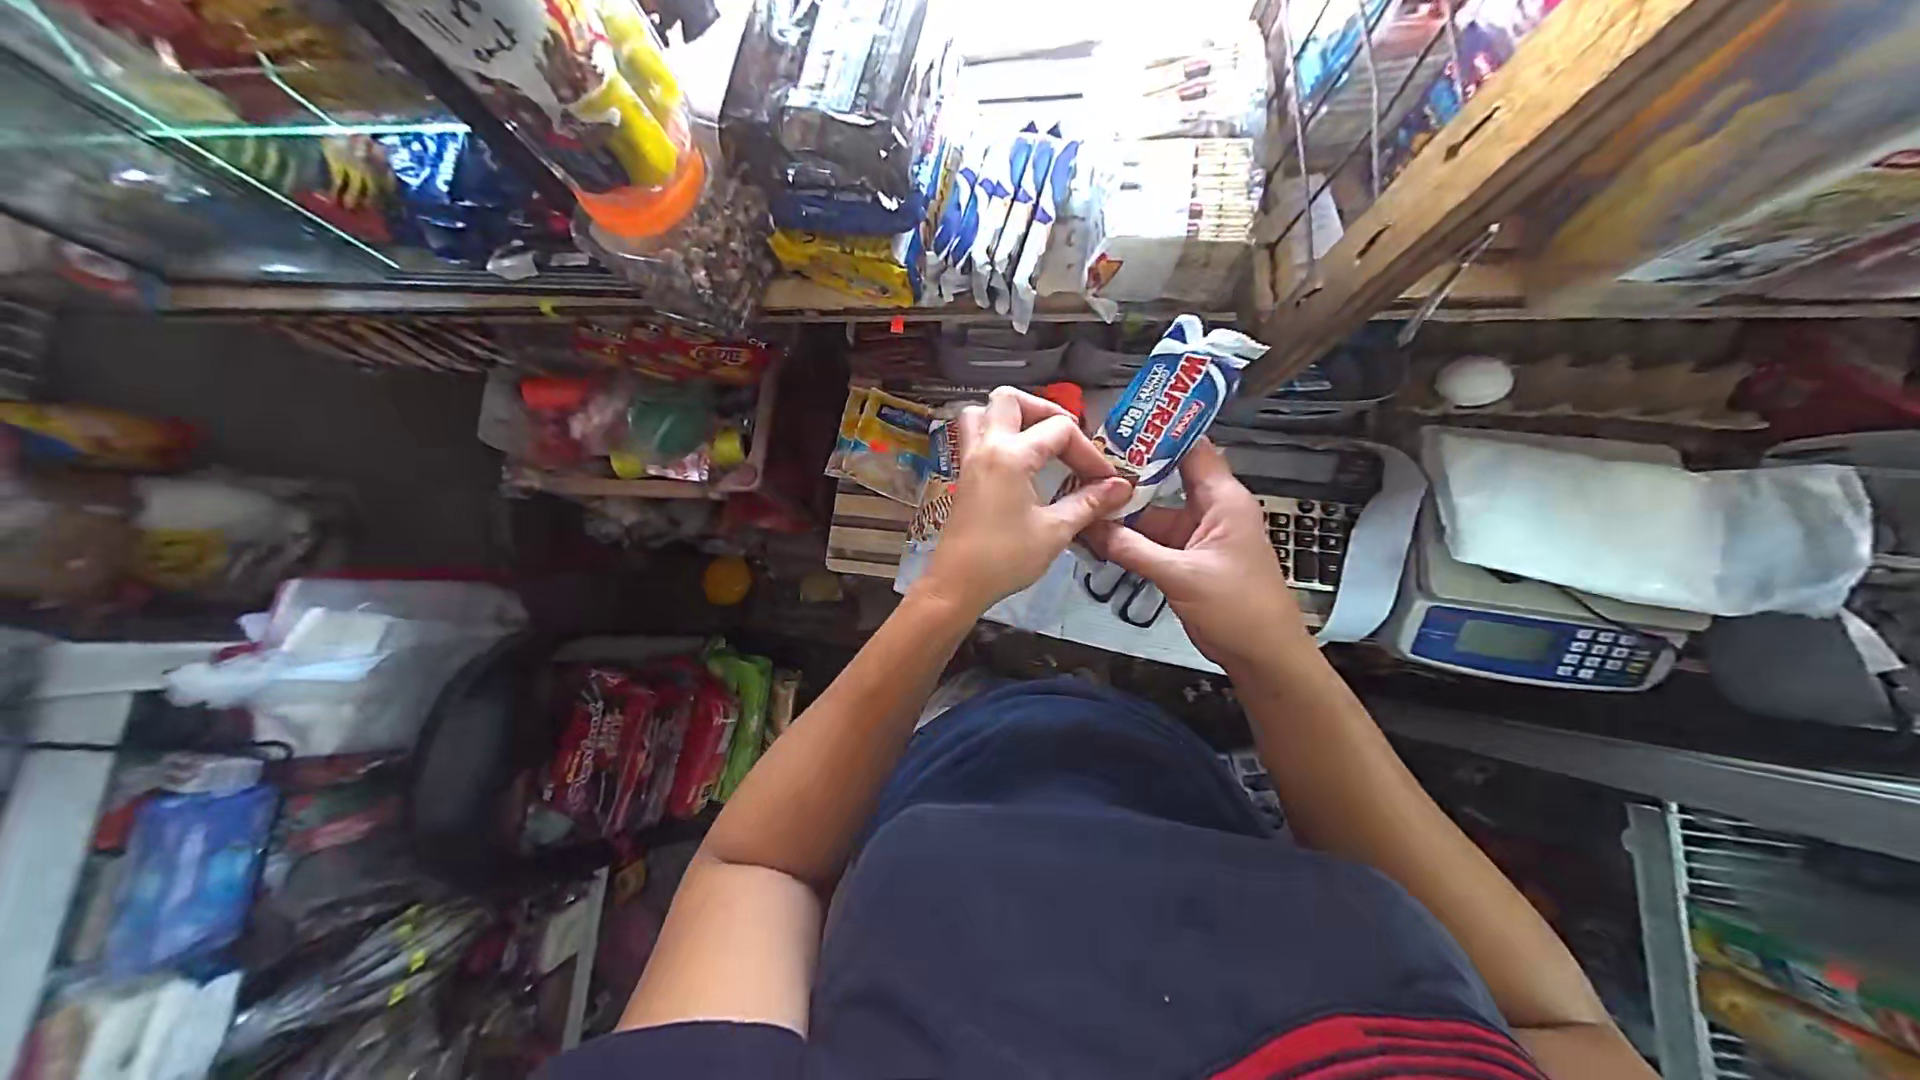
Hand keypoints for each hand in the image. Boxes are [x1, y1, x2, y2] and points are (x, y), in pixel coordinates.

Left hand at [916, 387, 1131, 614]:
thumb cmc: (1005, 559)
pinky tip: (1018, 462)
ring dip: (1013, 417)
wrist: (956, 585)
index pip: (1059, 431)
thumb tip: (1121, 488)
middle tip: (1066, 438)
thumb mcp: (1055, 531)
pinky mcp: (962, 476)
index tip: (1105, 481)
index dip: (1088, 452)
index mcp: (1011, 455)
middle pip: (1010, 399)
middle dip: (1045, 410)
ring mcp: (969, 460)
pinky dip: (997, 435)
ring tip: (1038, 441)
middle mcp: (986, 447)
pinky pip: (975, 436)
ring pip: (983, 412)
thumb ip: (1089, 503)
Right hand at [1083, 438, 1311, 669]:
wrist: (1262, 655)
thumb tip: (1091, 529)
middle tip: (1087, 465)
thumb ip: (1133, 550)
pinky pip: (1153, 538)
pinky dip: (1129, 538)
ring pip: (1154, 511)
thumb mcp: (1181, 576)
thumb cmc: (1239, 609)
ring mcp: (1197, 534)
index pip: (1191, 449)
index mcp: (1223, 500)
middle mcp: (1210, 509)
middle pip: (1165, 478)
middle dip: (1129, 474)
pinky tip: (1099, 535)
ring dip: (1124, 511)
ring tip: (1085, 501)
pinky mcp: (1186, 557)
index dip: (1158, 434)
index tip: (1119, 426)